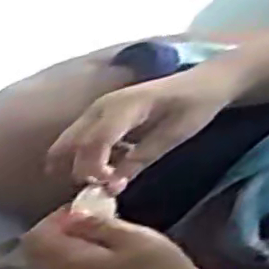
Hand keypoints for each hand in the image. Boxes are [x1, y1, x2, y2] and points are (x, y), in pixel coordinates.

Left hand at [21, 209, 208, 268]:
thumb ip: (97, 226)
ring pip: (41, 259)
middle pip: (33, 248)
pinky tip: (90, 245)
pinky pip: (52, 268)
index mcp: (64, 262)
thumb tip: (72, 216)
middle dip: (52, 228)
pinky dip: (63, 253)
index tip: (81, 205)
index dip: (53, 218)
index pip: (36, 237)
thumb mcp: (132, 237)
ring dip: (57, 241)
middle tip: (84, 214)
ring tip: (89, 227)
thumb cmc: (157, 268)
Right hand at [46, 66, 241, 188]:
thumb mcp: (176, 134)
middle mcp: (99, 108)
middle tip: (98, 184)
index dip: (93, 169)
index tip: (106, 186)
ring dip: (72, 167)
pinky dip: (76, 160)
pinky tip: (102, 163)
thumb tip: (110, 188)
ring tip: (99, 174)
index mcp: (125, 106)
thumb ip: (140, 160)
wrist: (207, 80)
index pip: (93, 143)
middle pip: (66, 147)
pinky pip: (69, 145)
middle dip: (77, 171)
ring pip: (61, 148)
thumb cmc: (197, 104)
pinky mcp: (88, 119)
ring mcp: (90, 113)